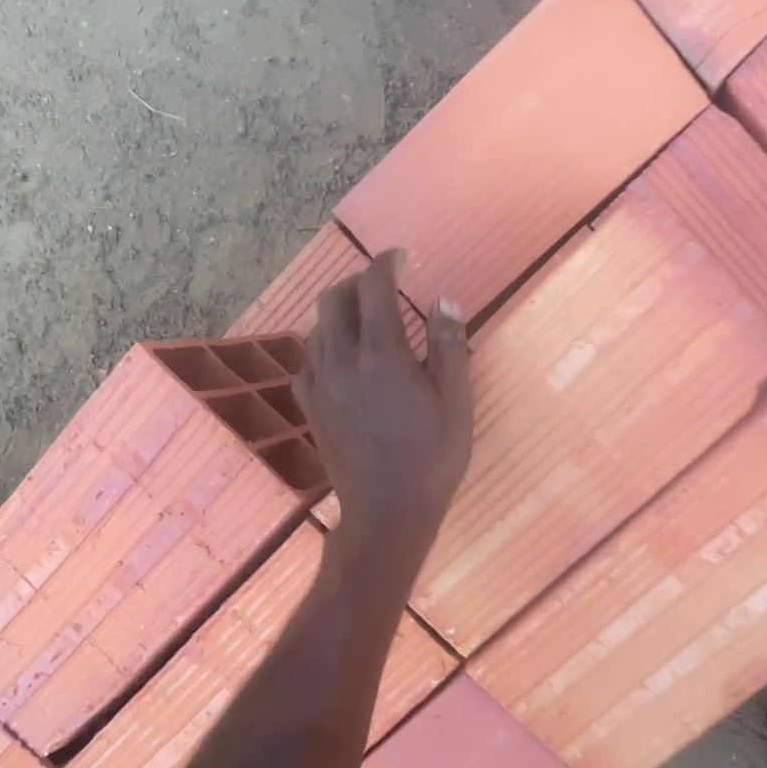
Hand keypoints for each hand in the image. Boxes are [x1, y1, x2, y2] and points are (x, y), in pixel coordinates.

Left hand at [294, 250, 471, 556]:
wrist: (387, 511)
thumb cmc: (432, 458)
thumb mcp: (456, 403)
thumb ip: (449, 346)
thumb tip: (444, 300)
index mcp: (382, 353)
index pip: (374, 286)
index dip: (386, 263)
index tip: (402, 256)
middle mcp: (342, 359)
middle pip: (335, 298)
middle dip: (358, 281)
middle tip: (385, 285)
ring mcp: (320, 383)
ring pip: (318, 326)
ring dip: (341, 311)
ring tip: (368, 320)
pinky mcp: (310, 407)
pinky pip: (310, 359)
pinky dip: (326, 345)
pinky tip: (344, 360)